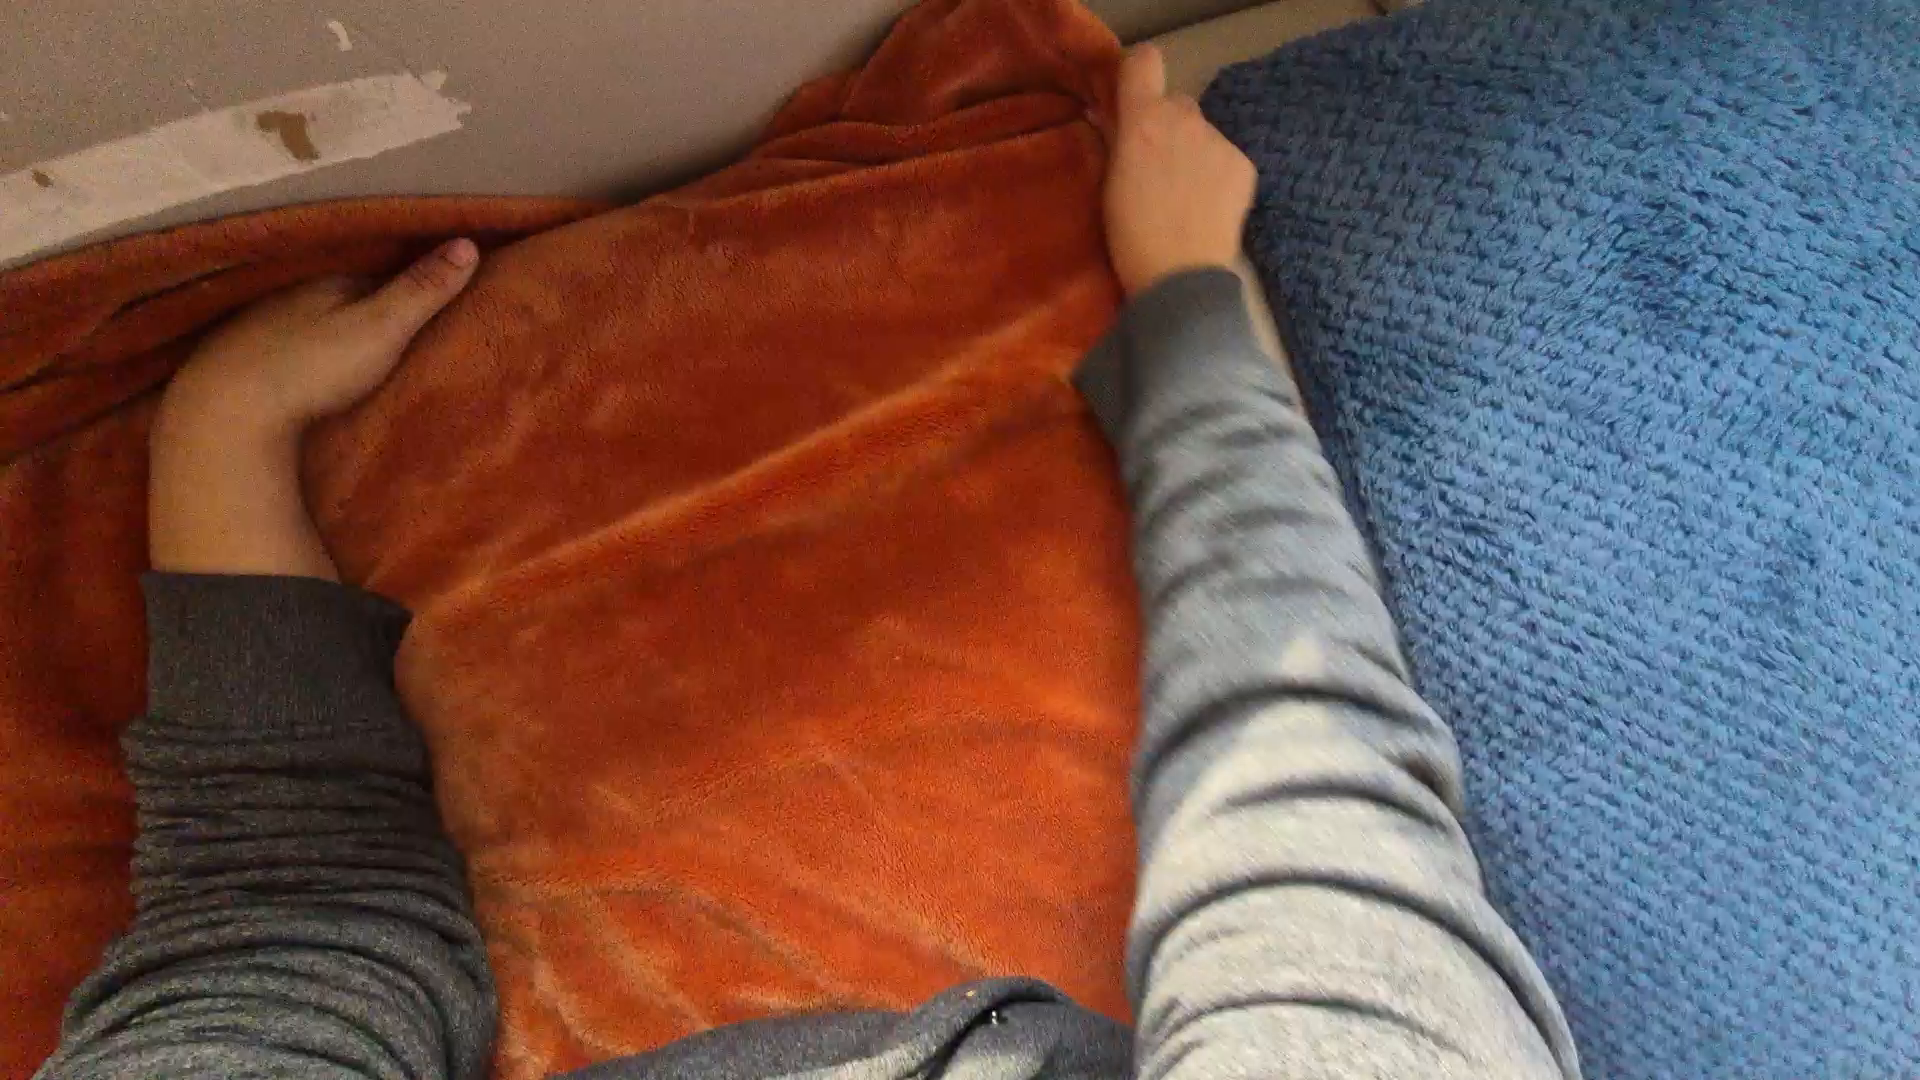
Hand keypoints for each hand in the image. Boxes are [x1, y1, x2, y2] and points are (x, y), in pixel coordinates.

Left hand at [149, 238, 480, 579]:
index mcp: (326, 276)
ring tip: (382, 321)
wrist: (229, 411)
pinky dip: (322, 333)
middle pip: (351, 285)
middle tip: (422, 298)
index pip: (381, 264)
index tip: (448, 274)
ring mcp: (266, 320)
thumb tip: (469, 242)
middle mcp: (293, 289)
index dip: (415, 269)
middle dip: (381, 288)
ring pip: (322, 308)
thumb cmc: (314, 365)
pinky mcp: (250, 351)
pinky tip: (332, 345)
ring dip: (350, 312)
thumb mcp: (383, 327)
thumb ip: (424, 289)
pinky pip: (300, 331)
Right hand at [1103, 46, 1256, 297]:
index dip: (1138, 78)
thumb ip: (1116, 146)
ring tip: (1184, 201)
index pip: (1145, 62)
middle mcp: (1184, 120)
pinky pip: (1225, 159)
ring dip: (1193, 155)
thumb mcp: (1109, 189)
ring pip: (1202, 135)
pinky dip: (1217, 178)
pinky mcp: (1244, 165)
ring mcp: (1219, 141)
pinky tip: (1207, 211)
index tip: (1133, 104)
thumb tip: (1115, 121)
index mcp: (1143, 123)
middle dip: (1167, 130)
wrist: (1180, 279)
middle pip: (1176, 105)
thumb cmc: (1131, 241)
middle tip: (1158, 173)